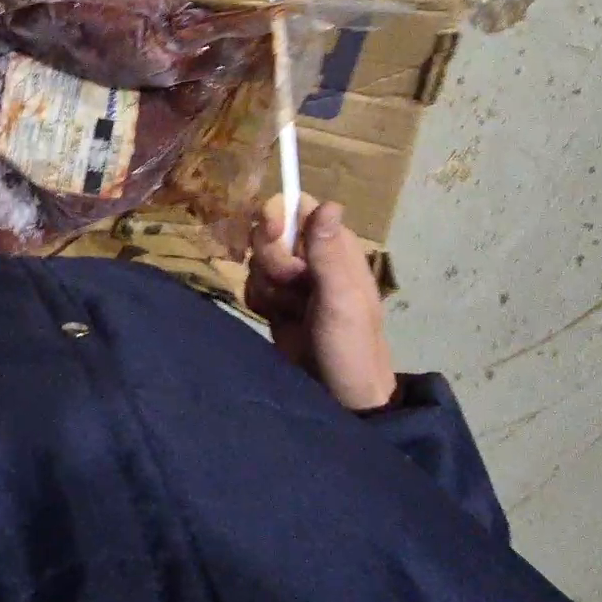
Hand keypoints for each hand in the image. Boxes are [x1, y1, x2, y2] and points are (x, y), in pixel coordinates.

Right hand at [244, 194, 398, 410]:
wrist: (340, 398)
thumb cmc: (350, 348)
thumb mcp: (342, 300)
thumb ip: (328, 253)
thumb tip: (330, 202)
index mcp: (335, 246)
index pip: (297, 205)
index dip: (279, 215)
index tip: (276, 237)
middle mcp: (312, 256)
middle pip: (269, 230)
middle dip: (270, 258)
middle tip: (290, 286)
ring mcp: (293, 279)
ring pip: (257, 258)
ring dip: (265, 284)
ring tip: (288, 310)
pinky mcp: (276, 300)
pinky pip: (251, 283)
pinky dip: (258, 300)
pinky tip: (274, 318)